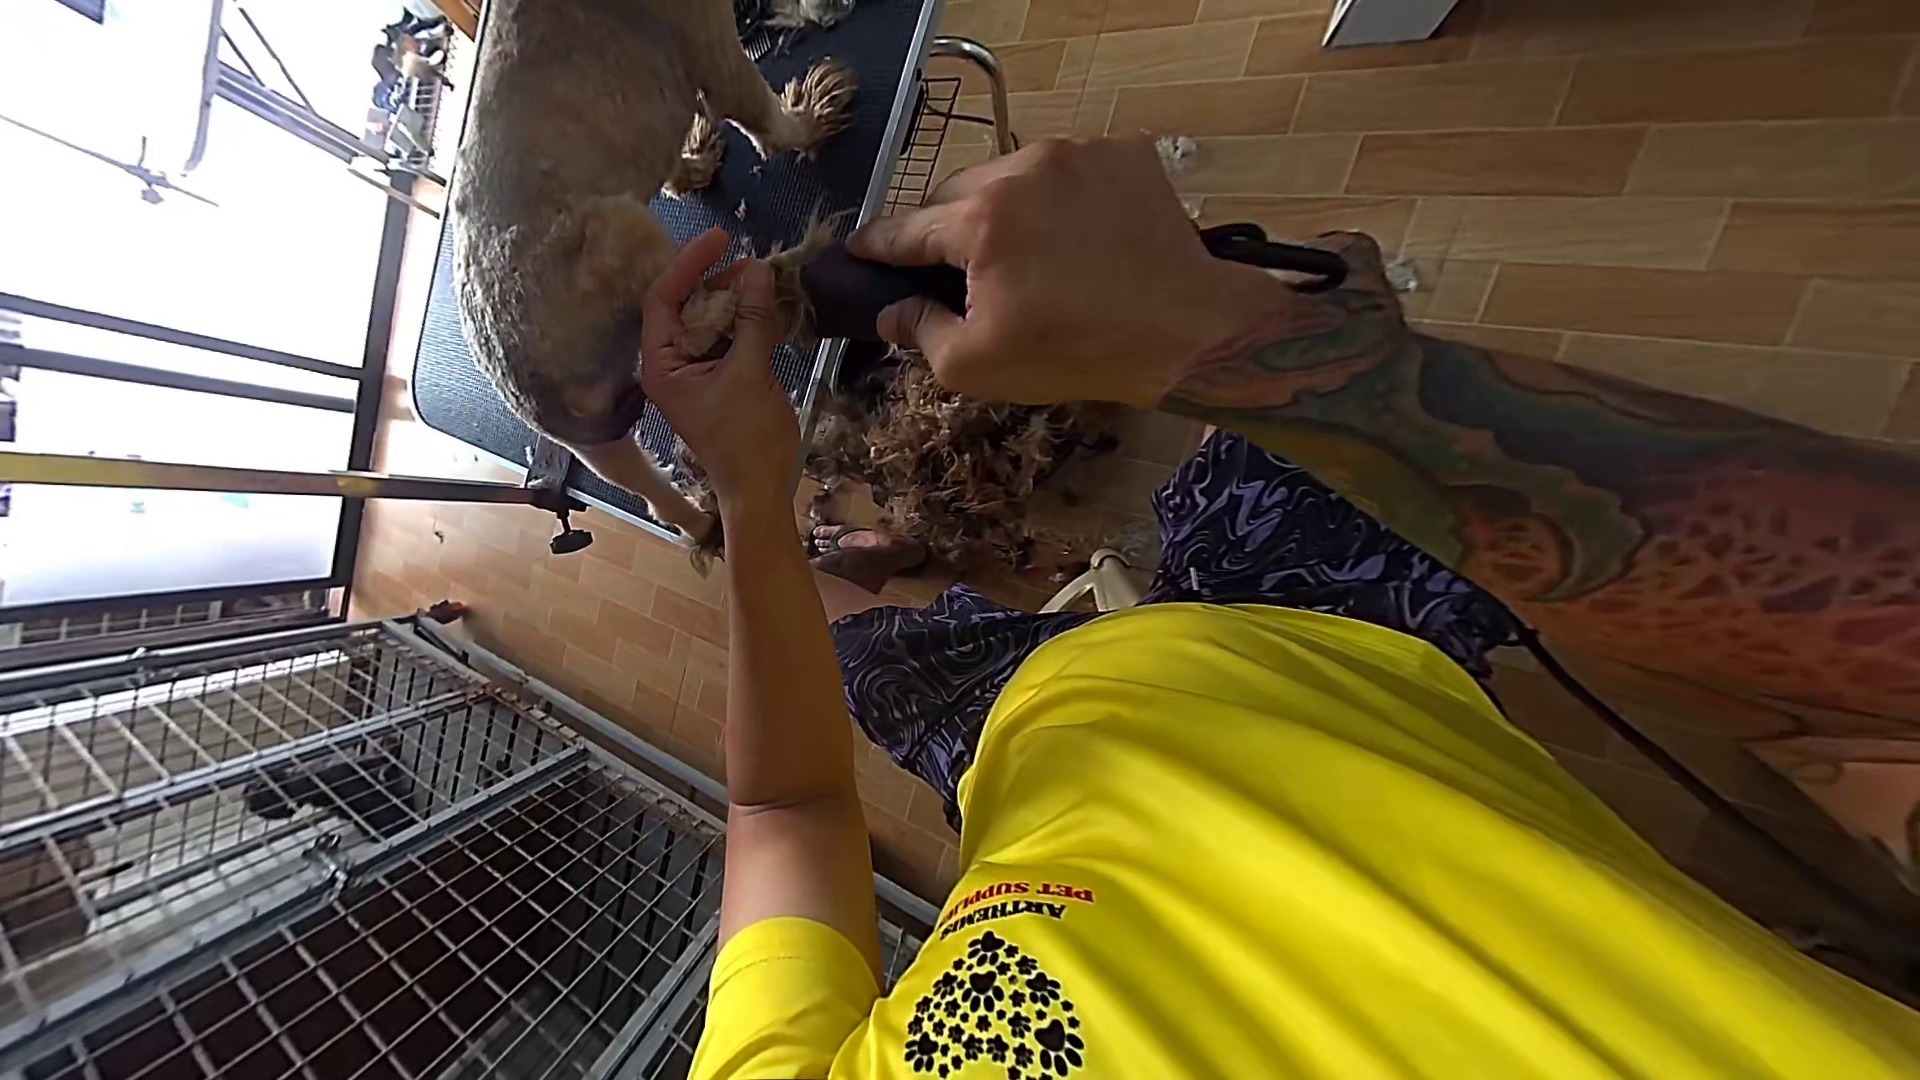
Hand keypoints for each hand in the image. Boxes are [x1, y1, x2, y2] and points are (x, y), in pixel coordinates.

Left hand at [641, 227, 797, 514]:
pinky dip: (752, 327)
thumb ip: (753, 320)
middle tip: (754, 265)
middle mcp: (674, 365)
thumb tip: (760, 270)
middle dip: (720, 285)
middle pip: (690, 308)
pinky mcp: (726, 382)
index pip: (663, 299)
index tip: (721, 238)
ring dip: (740, 304)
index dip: (689, 265)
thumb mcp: (750, 375)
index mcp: (662, 365)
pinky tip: (773, 312)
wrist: (763, 490)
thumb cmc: (747, 441)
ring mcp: (701, 374)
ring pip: (715, 324)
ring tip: (768, 284)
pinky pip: (734, 343)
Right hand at [848, 136, 1291, 405]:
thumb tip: (890, 313)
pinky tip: (1071, 240)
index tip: (862, 249)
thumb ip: (920, 332)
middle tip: (953, 270)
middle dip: (944, 229)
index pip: (907, 226)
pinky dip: (1055, 201)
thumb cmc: (1070, 355)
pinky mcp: (1123, 153)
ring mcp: (1079, 152)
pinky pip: (1066, 172)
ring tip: (1021, 257)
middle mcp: (1024, 167)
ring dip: (1000, 211)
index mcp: (980, 220)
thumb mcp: (977, 365)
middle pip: (956, 192)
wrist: (1181, 335)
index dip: (879, 243)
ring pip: (1011, 175)